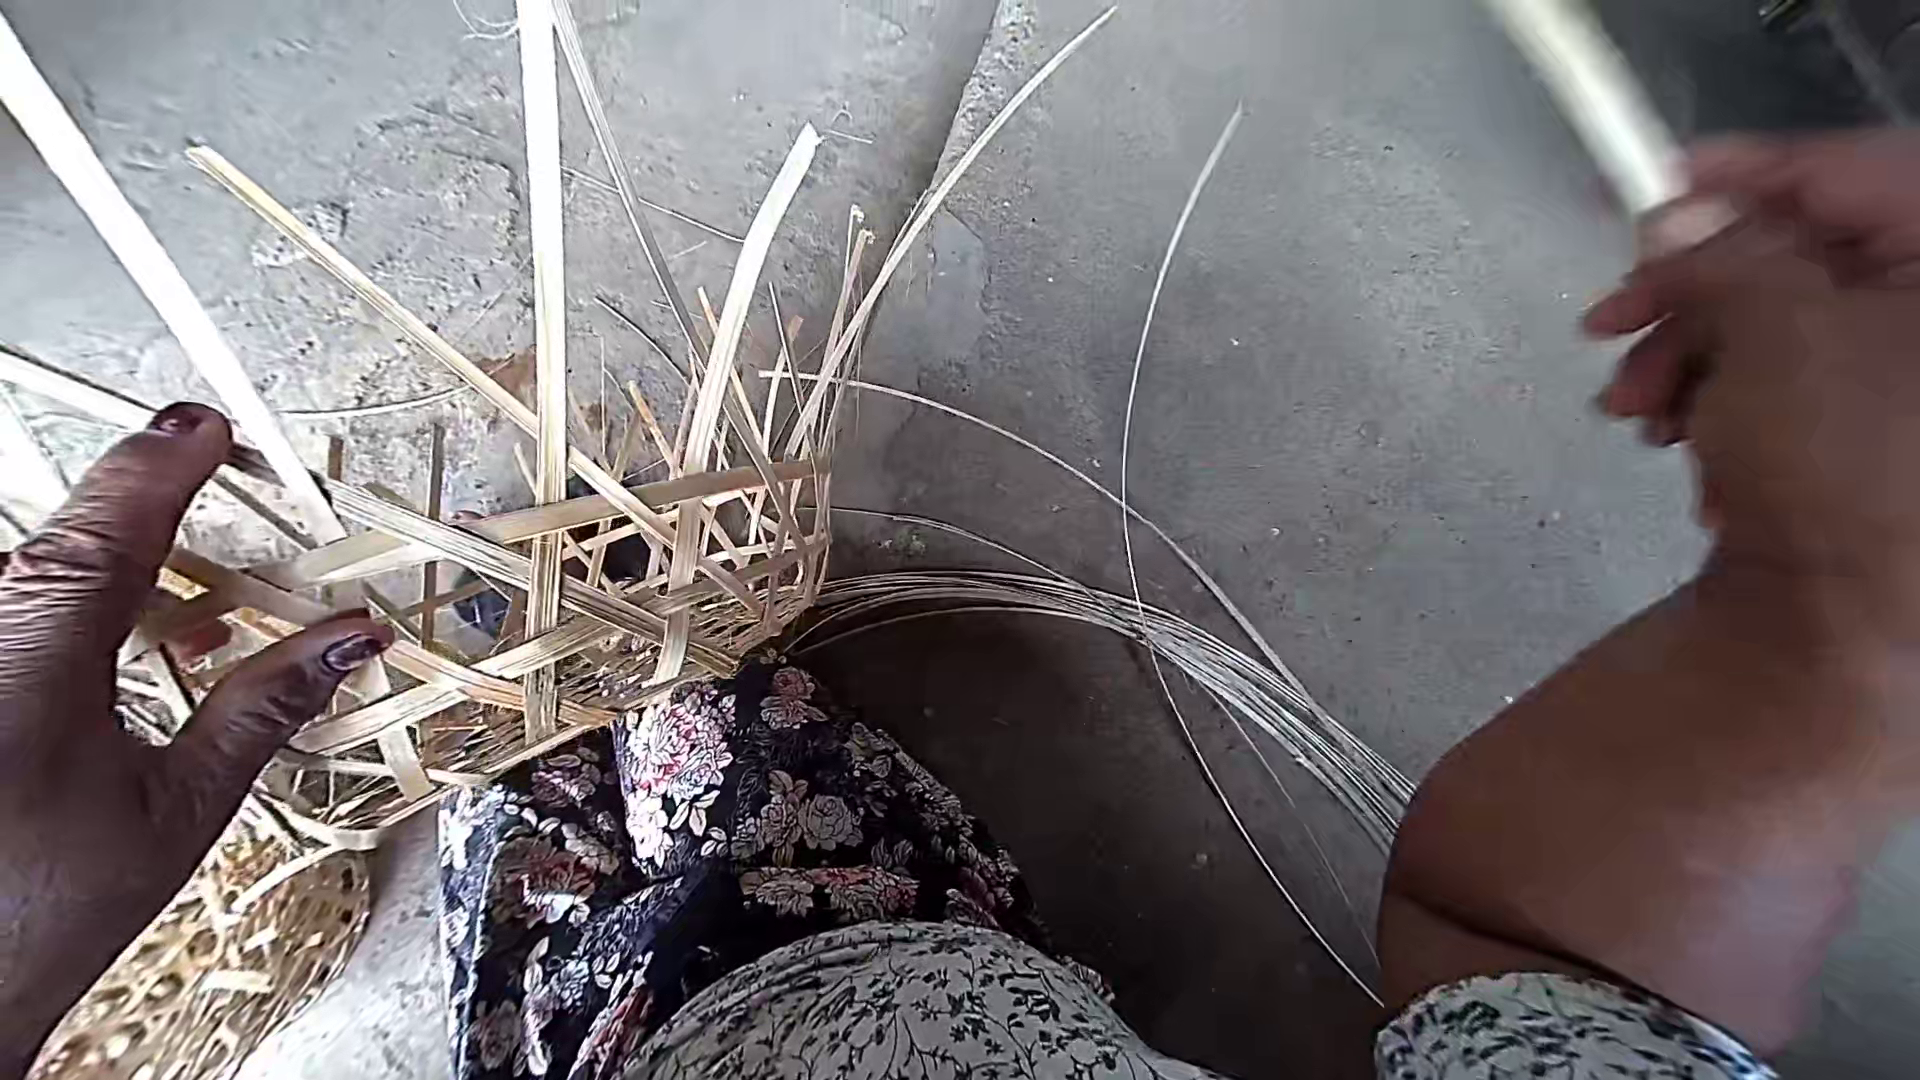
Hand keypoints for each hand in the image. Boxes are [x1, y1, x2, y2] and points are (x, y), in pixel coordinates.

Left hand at [0, 403, 391, 1074]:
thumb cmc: (39, 915)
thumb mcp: (183, 805)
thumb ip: (268, 704)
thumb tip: (361, 633)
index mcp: (14, 690)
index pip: (92, 551)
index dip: (152, 477)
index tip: (199, 422)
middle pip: (37, 560)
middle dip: (133, 528)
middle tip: (213, 509)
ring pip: (12, 592)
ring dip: (109, 582)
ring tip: (194, 616)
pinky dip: (68, 620)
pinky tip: (140, 650)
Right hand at [1585, 131, 1919, 632]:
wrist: (1850, 595)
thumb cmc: (1841, 461)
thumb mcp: (1779, 344)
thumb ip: (1729, 264)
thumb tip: (1673, 216)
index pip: (1846, 172)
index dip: (1735, 172)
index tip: (1642, 183)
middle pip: (1788, 252)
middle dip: (1679, 295)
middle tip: (1603, 328)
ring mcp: (1895, 356)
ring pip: (1760, 317)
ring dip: (1677, 356)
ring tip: (1638, 411)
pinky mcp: (1851, 404)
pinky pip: (1761, 367)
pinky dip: (1703, 391)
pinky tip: (1679, 430)